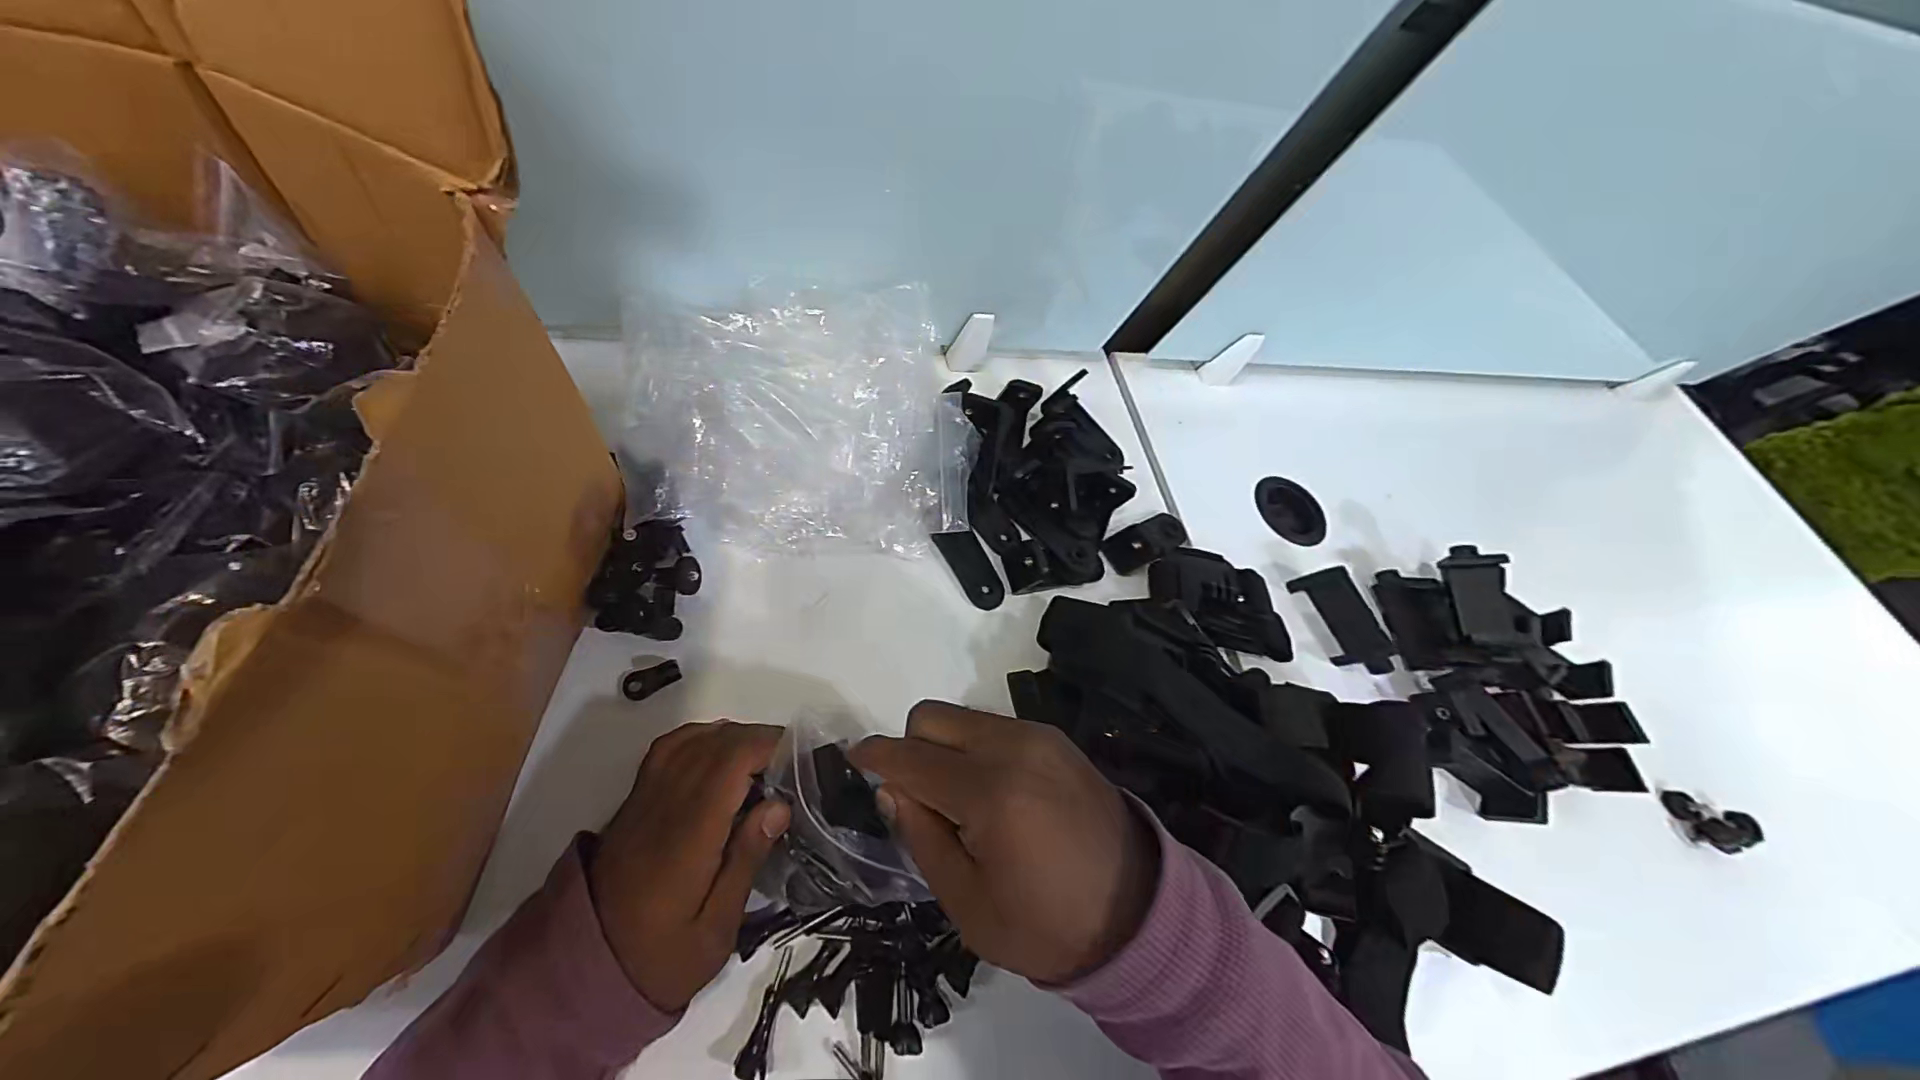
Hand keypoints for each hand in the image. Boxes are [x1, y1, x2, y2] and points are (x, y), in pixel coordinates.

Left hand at [588, 720, 791, 1011]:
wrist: (584, 969)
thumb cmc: (661, 957)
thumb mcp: (715, 930)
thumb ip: (746, 861)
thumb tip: (779, 805)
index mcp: (689, 834)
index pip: (730, 761)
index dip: (768, 746)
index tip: (799, 758)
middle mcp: (665, 804)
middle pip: (716, 742)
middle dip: (760, 739)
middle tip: (791, 763)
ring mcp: (645, 798)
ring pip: (693, 739)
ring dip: (734, 737)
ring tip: (762, 761)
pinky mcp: (635, 801)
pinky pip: (669, 748)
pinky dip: (702, 738)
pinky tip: (721, 755)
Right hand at [849, 701, 1157, 984]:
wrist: (1138, 913)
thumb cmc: (1046, 925)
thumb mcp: (968, 904)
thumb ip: (922, 836)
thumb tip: (891, 787)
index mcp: (990, 792)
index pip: (910, 757)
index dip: (873, 757)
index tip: (853, 762)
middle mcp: (1014, 747)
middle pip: (931, 717)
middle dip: (911, 749)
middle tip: (920, 800)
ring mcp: (1040, 737)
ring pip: (963, 717)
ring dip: (945, 748)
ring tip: (962, 802)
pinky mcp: (1057, 739)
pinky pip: (995, 726)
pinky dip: (976, 748)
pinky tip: (994, 793)